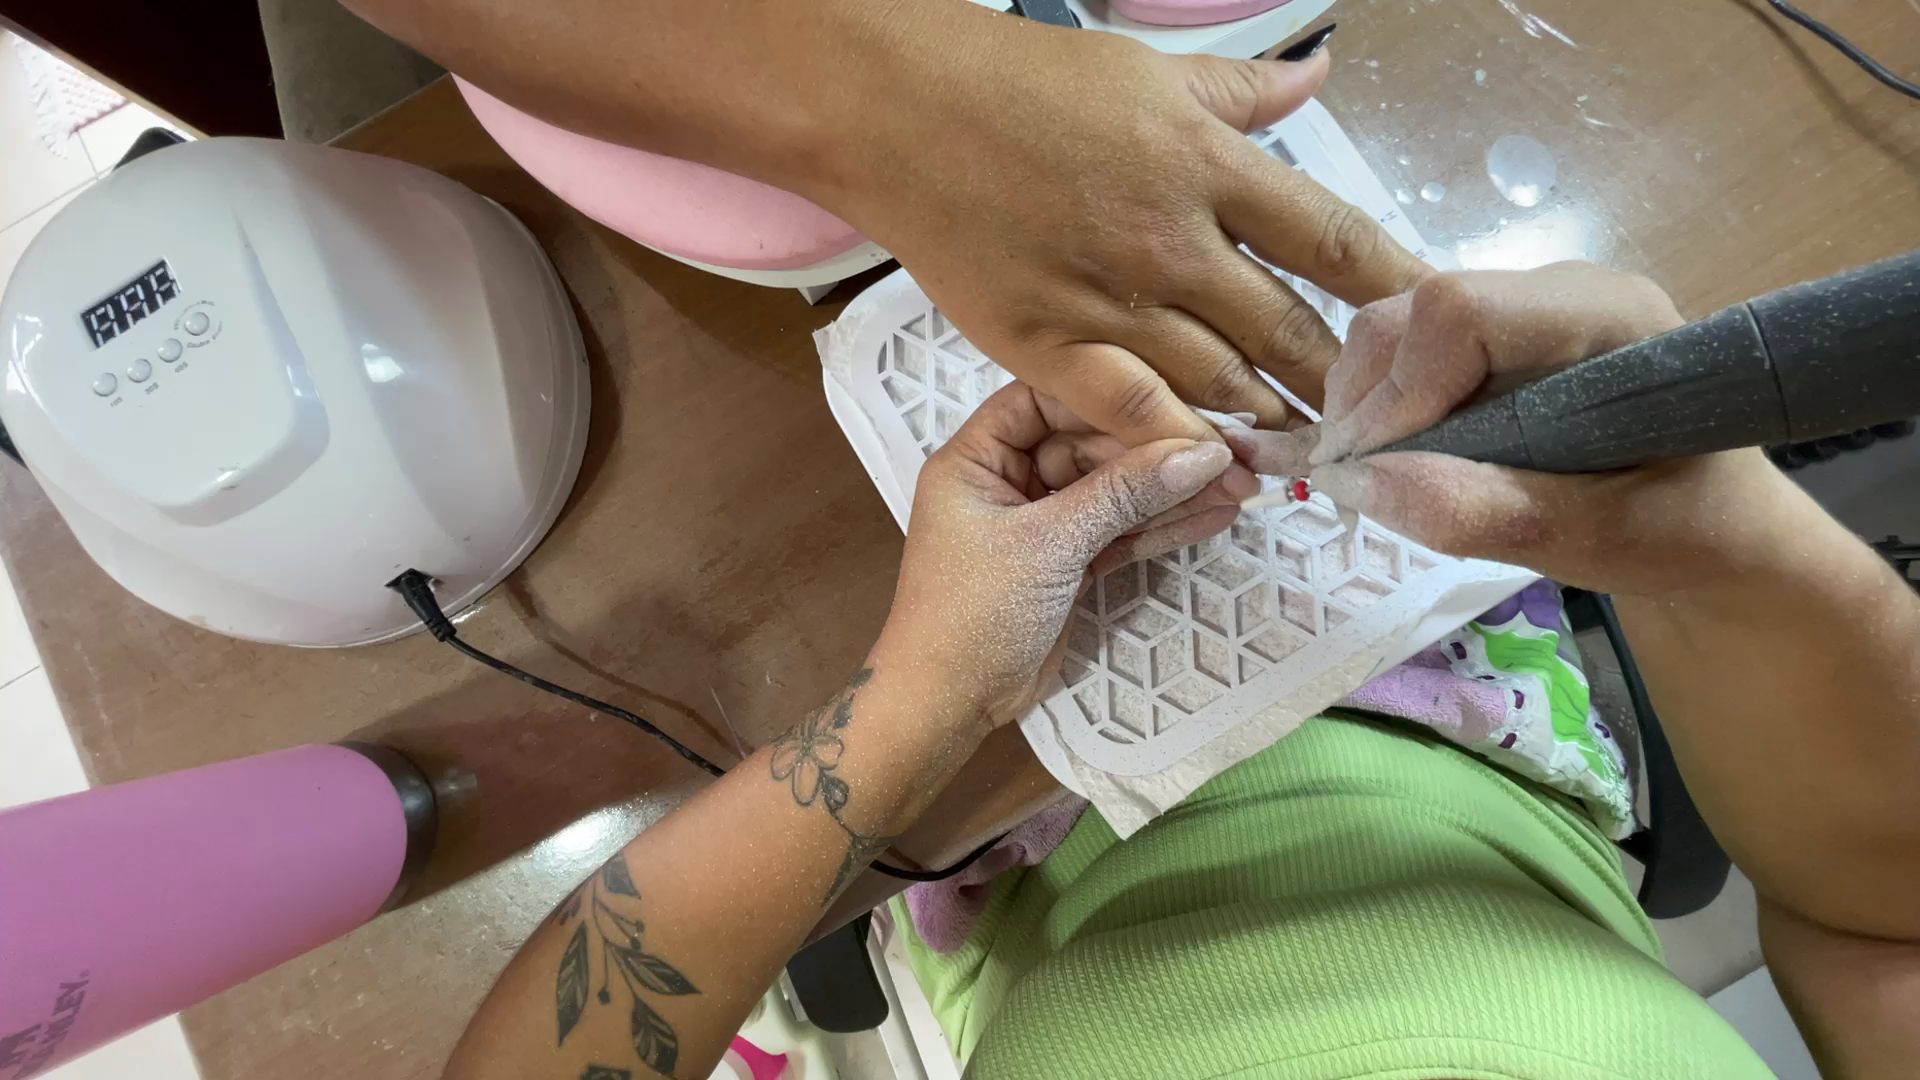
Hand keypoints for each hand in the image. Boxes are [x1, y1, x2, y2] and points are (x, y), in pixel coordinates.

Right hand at [810, 15, 1428, 444]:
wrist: (910, 123)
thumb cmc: (1023, 87)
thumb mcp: (1147, 71)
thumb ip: (1239, 91)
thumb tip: (1317, 77)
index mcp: (1208, 168)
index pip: (1333, 242)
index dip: (1392, 292)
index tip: (1427, 331)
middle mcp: (1176, 245)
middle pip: (1285, 328)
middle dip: (1340, 377)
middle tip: (1378, 416)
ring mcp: (1112, 304)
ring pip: (1217, 378)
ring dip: (1270, 415)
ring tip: (1309, 445)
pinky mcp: (1051, 348)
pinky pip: (1131, 407)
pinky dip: (1179, 437)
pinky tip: (1214, 461)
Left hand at [876, 383, 1241, 729]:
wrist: (950, 704)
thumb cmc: (974, 612)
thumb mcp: (1048, 543)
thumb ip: (1123, 493)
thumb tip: (1204, 452)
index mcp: (977, 457)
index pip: (1046, 400)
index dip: (1109, 398)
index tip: (1179, 403)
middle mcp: (1008, 479)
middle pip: (1089, 446)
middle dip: (1157, 453)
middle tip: (1233, 455)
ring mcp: (1041, 522)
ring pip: (1111, 492)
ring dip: (1170, 492)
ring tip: (1242, 485)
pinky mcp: (1066, 560)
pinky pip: (1117, 531)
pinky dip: (1159, 528)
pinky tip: (1213, 516)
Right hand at [1220, 263, 1797, 594]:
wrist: (1709, 525)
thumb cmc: (1675, 531)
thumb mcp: (1585, 539)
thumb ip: (1472, 511)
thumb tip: (1349, 480)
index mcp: (1601, 318)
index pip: (1455, 314)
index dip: (1394, 392)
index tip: (1372, 471)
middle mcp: (1547, 295)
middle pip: (1403, 320)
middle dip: (1361, 406)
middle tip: (1361, 482)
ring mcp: (1507, 312)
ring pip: (1382, 336)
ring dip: (1357, 411)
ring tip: (1378, 474)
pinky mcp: (1479, 340)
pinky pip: (1389, 358)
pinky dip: (1367, 412)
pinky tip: (1392, 455)